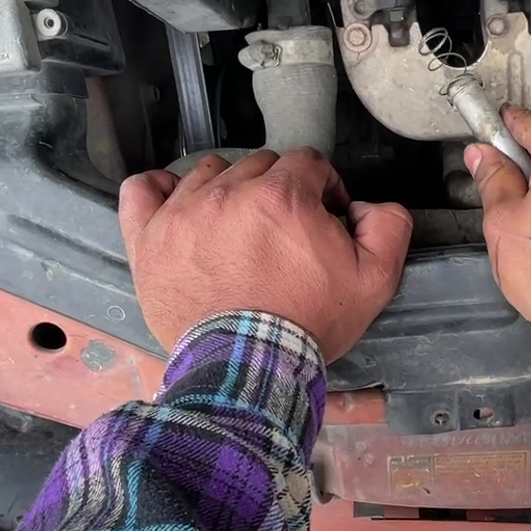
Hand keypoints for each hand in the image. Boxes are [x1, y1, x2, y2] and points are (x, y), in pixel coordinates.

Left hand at [119, 149, 411, 359]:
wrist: (249, 367)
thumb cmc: (306, 323)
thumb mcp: (374, 281)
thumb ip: (388, 227)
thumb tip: (369, 206)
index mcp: (283, 196)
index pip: (308, 163)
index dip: (322, 187)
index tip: (323, 217)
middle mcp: (229, 193)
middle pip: (260, 165)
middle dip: (279, 191)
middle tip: (285, 232)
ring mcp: (183, 213)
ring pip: (210, 172)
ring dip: (229, 189)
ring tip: (239, 227)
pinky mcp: (150, 238)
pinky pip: (143, 190)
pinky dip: (159, 189)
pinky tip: (178, 204)